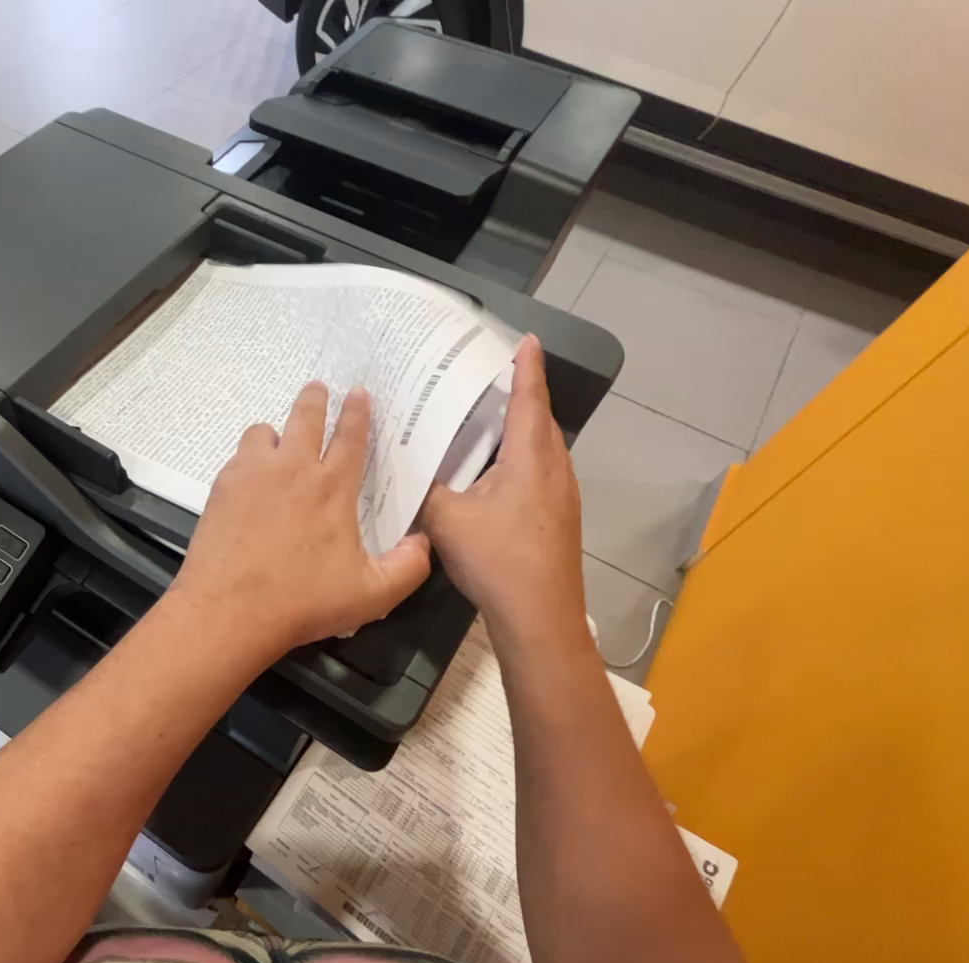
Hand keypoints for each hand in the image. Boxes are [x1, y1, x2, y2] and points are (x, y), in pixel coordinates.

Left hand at [168, 382, 432, 657]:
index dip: (358, 412)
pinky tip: (249, 481)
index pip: (351, 437)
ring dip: (275, 433)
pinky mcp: (221, 488)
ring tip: (277, 444)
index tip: (358, 393)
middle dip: (315, 399)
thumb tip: (424, 541)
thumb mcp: (372, 595)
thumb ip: (408, 567)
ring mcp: (252, 475)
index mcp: (332, 487)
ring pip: (263, 432)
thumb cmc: (303, 601)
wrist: (229, 610)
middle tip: (317, 388)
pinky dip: (248, 461)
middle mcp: (293, 469)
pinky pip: (237, 459)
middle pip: (305, 417)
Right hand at [419, 335, 588, 648]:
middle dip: (523, 398)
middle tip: (493, 383)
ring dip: (523, 432)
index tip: (526, 340)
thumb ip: (426, 489)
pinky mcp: (561, 518)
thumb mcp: (446, 521)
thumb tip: (405, 467)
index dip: (527, 369)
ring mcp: (564, 497)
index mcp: (530, 460)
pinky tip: (498, 476)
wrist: (539, 615)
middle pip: (542, 423)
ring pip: (545, 450)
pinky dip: (523, 459)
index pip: (530, 401)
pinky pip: (544, 472)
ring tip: (493, 424)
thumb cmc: (496, 559)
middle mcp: (555, 470)